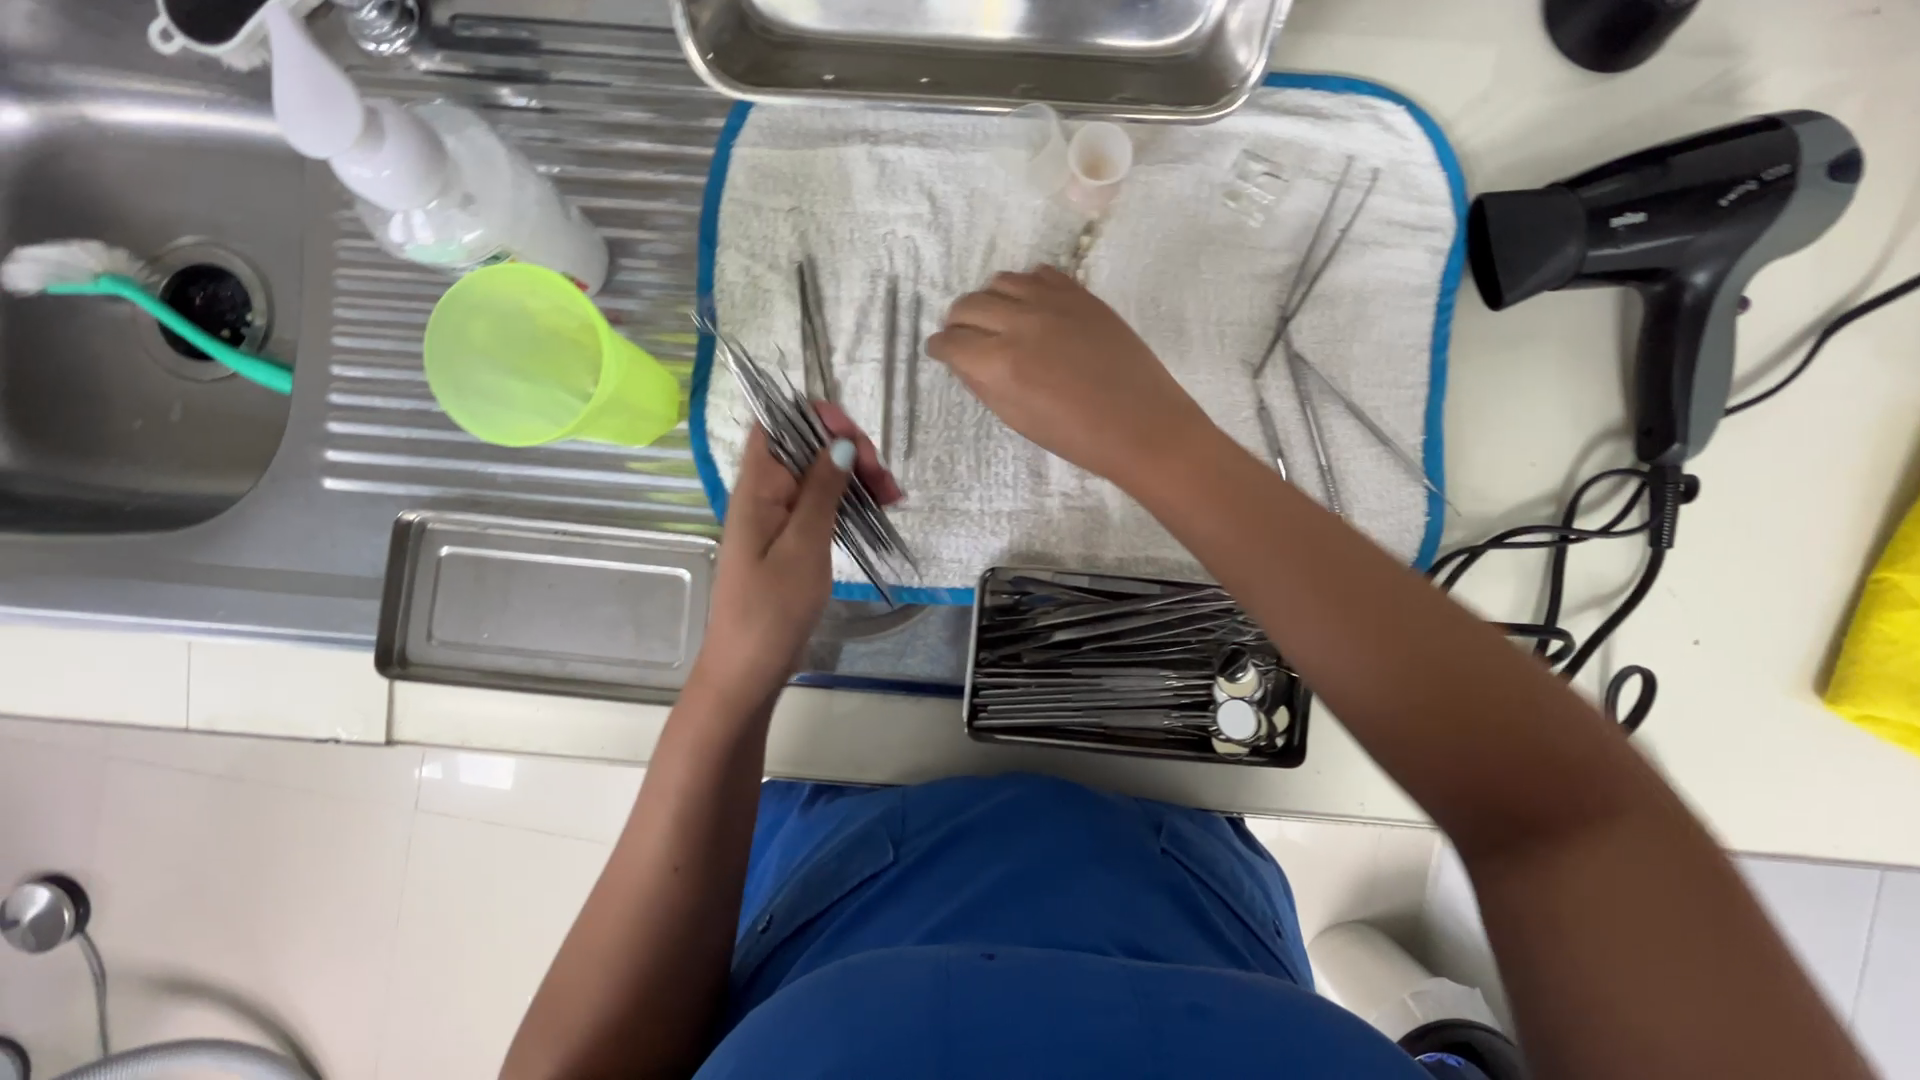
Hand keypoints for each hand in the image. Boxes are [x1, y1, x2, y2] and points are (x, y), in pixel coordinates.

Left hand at [689, 424, 894, 708]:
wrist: (749, 668)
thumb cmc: (772, 608)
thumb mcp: (804, 545)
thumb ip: (822, 491)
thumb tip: (839, 442)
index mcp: (757, 488)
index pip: (777, 425)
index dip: (814, 418)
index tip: (854, 437)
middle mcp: (764, 495)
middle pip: (805, 450)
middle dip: (847, 451)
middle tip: (883, 479)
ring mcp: (778, 520)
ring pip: (819, 478)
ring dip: (855, 478)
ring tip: (893, 497)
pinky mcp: (791, 542)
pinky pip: (821, 507)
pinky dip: (849, 504)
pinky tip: (879, 510)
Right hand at [927, 266, 1217, 485]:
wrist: (1141, 423)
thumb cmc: (1077, 435)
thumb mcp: (1017, 419)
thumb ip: (983, 384)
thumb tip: (962, 360)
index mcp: (999, 363)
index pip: (951, 342)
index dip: (939, 348)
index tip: (940, 351)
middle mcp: (1019, 323)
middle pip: (968, 305)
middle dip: (958, 322)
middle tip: (964, 337)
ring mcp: (1052, 302)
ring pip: (1001, 281)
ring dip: (990, 299)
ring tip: (997, 319)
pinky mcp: (1080, 294)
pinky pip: (1039, 273)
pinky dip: (1026, 287)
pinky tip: (1031, 307)